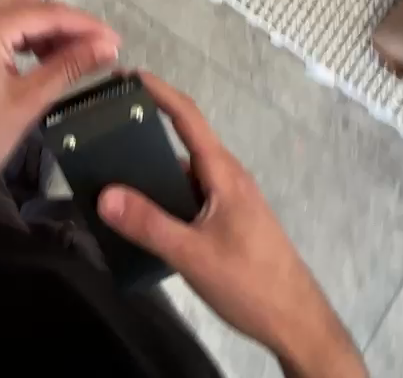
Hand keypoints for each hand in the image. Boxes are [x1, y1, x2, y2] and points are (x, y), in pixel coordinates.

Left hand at [0, 0, 119, 193]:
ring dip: (34, 27)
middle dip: (58, 21)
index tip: (114, 40)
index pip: (45, 12)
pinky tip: (27, 59)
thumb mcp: (27, 103)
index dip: (84, 24)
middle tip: (87, 49)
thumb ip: (67, 67)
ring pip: (2, 10)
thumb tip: (106, 46)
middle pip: (22, 1)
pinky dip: (9, 34)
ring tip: (62, 57)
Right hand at [99, 73, 365, 377]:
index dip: (157, 90)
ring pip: (182, 168)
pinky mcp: (226, 220)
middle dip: (143, 125)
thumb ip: (149, 224)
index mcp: (221, 172)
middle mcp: (225, 176)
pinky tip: (139, 210)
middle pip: (181, 137)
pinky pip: (186, 191)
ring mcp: (227, 198)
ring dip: (149, 164)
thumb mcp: (194, 256)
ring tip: (109, 168)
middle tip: (102, 125)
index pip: (187, 116)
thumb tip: (104, 195)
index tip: (125, 74)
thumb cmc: (253, 283)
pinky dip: (161, 190)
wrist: (300, 327)